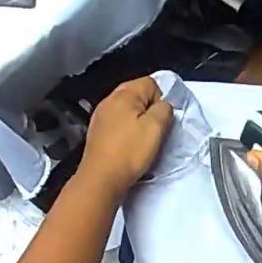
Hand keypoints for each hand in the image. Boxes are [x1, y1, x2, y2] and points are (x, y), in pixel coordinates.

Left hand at [76, 77, 173, 198]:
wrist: (101, 178)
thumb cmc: (130, 152)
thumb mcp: (156, 128)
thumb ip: (164, 109)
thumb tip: (163, 105)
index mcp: (123, 94)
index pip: (151, 83)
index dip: (161, 100)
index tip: (161, 121)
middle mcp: (108, 100)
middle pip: (138, 95)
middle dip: (149, 111)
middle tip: (153, 132)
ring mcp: (100, 116)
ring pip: (127, 111)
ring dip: (137, 122)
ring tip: (140, 141)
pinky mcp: (97, 132)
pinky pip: (118, 124)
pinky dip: (126, 132)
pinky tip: (127, 146)